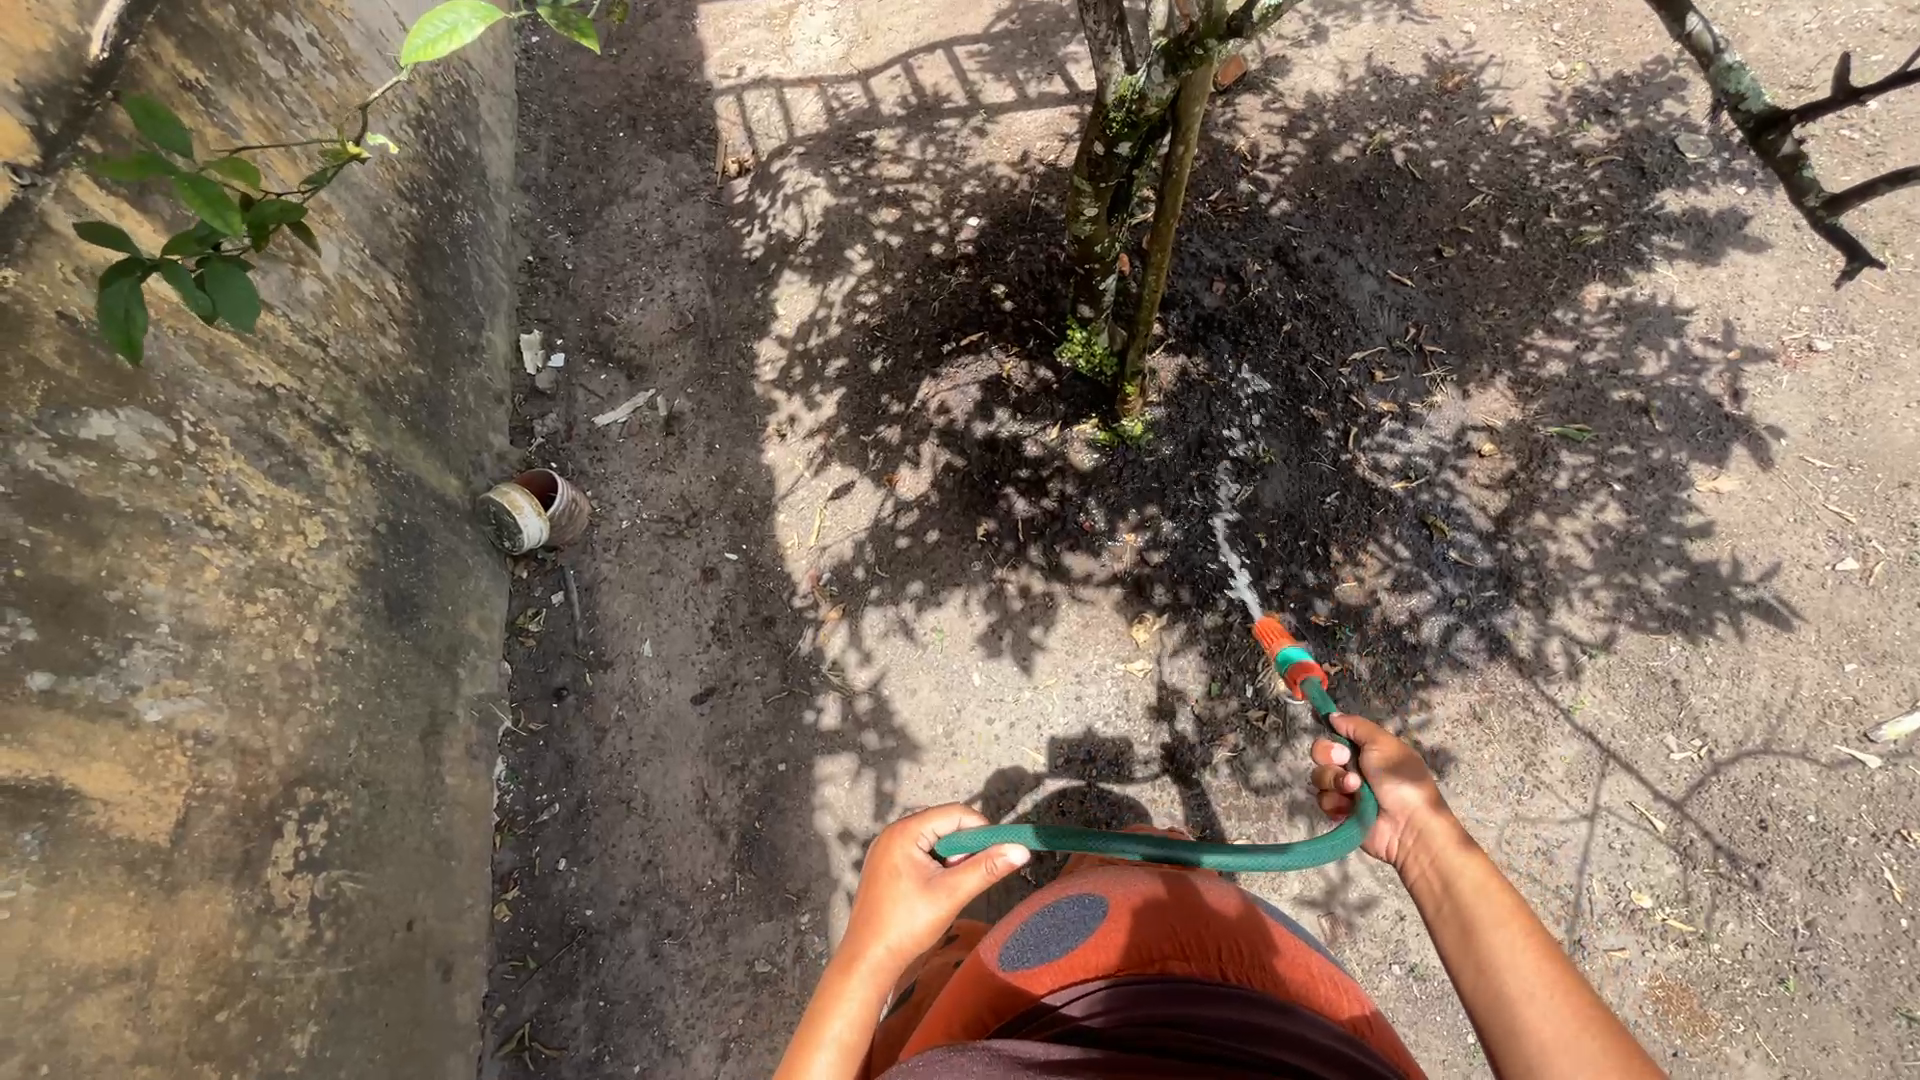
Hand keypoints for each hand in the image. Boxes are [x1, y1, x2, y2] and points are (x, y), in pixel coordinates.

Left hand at [840, 804, 1029, 969]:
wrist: (867, 960)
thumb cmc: (908, 925)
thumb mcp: (952, 894)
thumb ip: (987, 868)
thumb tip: (1021, 850)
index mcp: (905, 831)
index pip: (954, 813)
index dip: (980, 828)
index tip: (997, 853)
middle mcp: (893, 832)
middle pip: (942, 823)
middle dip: (964, 845)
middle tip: (971, 874)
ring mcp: (885, 848)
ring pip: (932, 838)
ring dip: (950, 855)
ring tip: (953, 884)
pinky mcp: (884, 864)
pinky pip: (918, 850)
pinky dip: (935, 862)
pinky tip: (937, 887)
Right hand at [1310, 712, 1455, 871]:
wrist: (1409, 826)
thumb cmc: (1401, 780)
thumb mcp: (1384, 744)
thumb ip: (1357, 726)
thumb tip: (1332, 715)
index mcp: (1368, 750)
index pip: (1338, 734)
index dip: (1331, 731)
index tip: (1328, 728)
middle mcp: (1355, 768)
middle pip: (1322, 752)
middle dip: (1329, 755)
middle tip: (1345, 762)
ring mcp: (1346, 790)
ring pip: (1320, 776)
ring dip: (1335, 781)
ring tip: (1354, 791)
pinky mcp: (1340, 812)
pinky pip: (1323, 800)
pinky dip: (1335, 803)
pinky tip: (1349, 808)